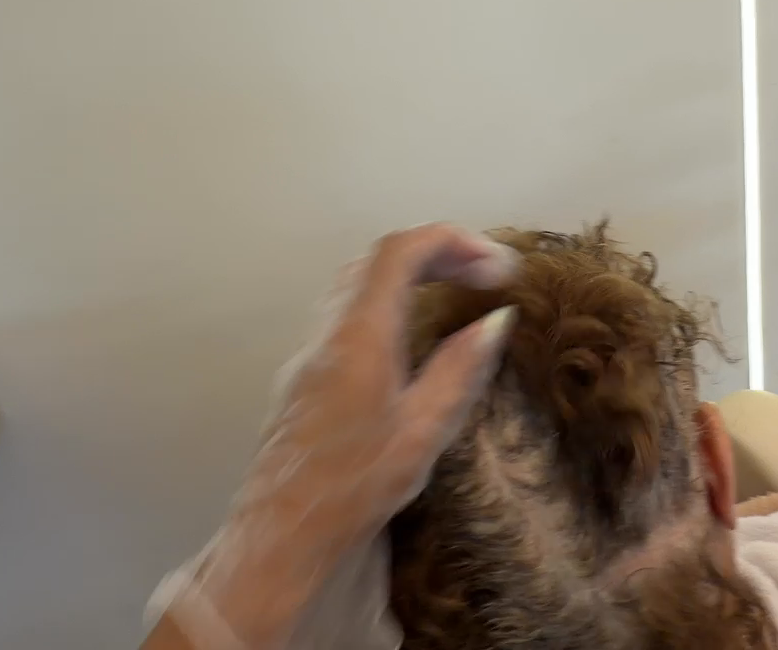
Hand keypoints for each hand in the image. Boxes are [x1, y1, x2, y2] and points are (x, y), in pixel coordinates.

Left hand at [155, 225, 518, 649]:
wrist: (279, 536)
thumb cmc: (354, 488)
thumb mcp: (423, 431)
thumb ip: (461, 368)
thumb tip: (498, 319)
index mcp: (360, 334)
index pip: (399, 252)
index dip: (451, 241)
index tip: (495, 262)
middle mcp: (331, 328)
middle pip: (381, 257)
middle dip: (438, 250)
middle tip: (485, 272)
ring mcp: (313, 345)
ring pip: (362, 277)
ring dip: (413, 268)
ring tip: (457, 285)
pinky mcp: (307, 366)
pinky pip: (351, 303)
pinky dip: (391, 292)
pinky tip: (415, 323)